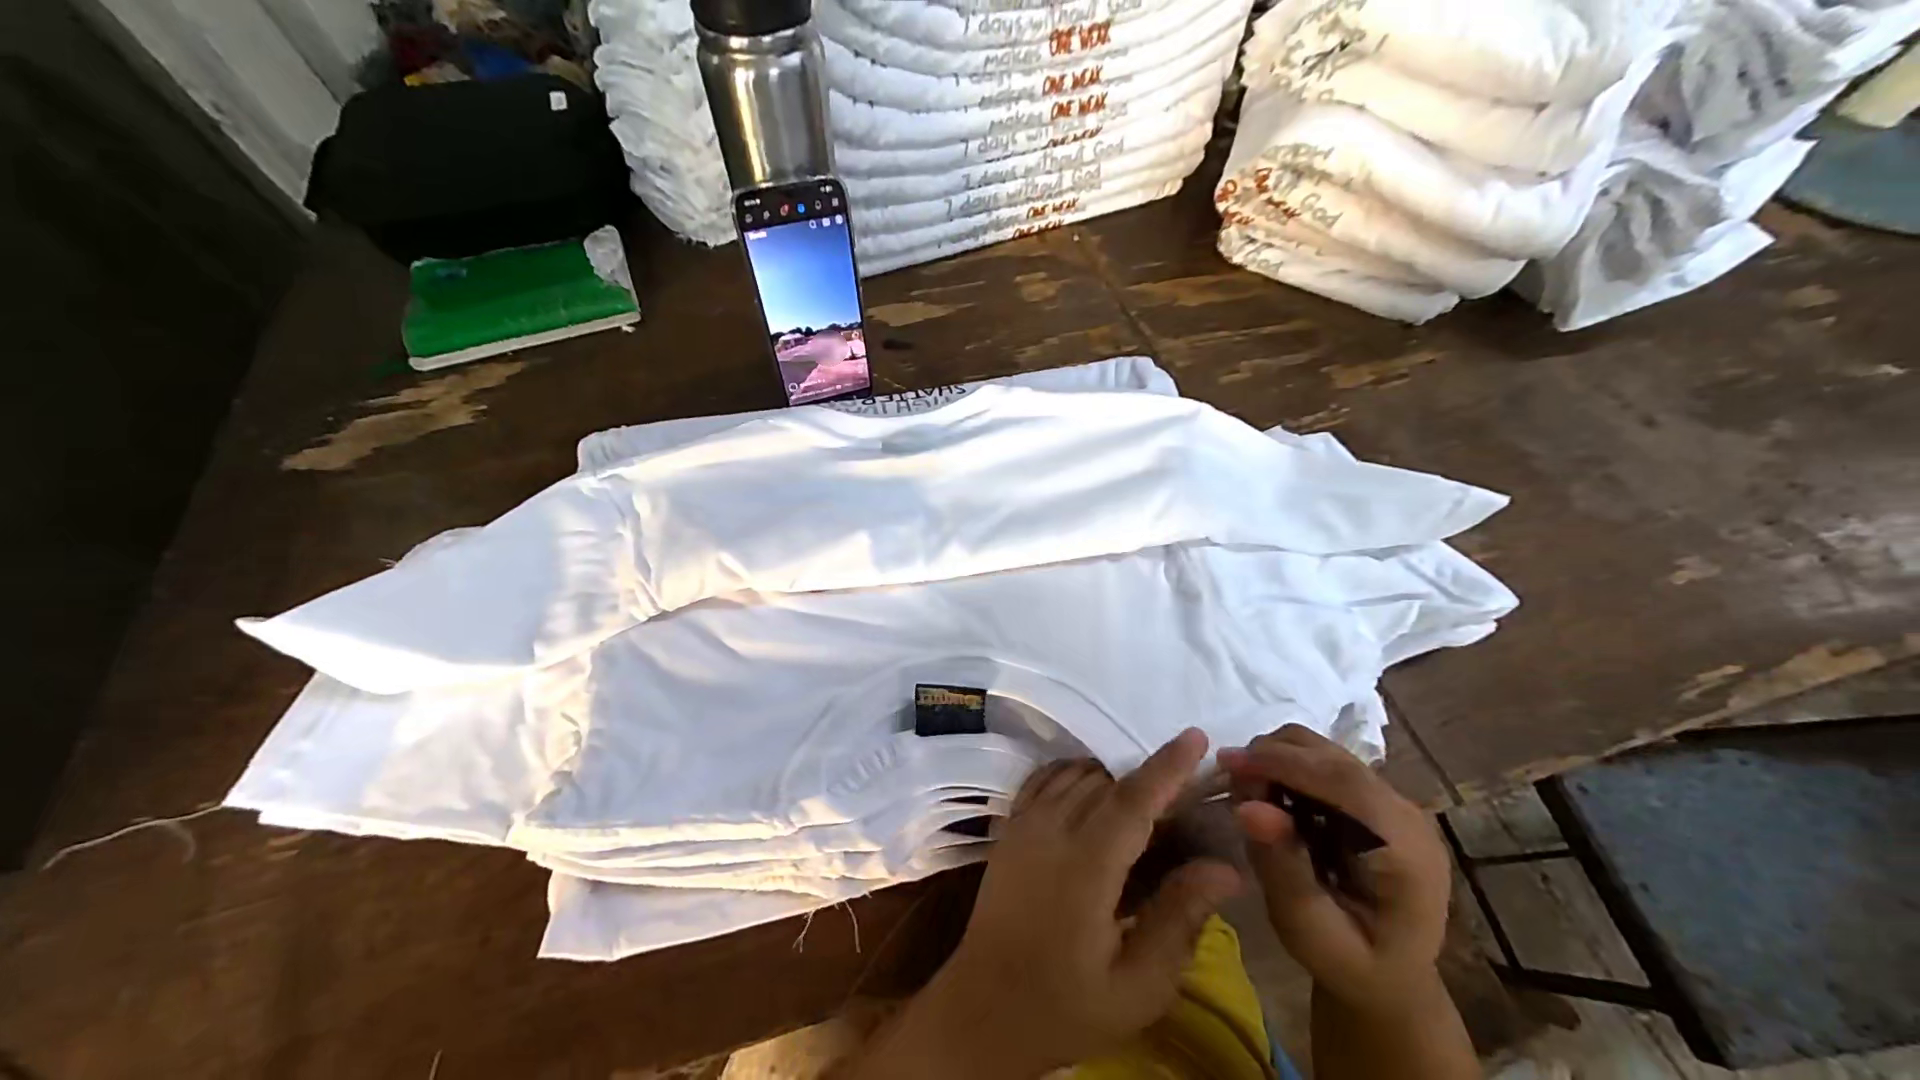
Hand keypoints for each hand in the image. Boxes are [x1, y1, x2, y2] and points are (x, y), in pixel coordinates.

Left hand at [848, 729, 1240, 1078]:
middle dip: (1147, 775)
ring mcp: (1023, 826)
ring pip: (1075, 774)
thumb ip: (1179, 918)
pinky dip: (1073, 773)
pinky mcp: (1008, 830)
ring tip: (1143, 801)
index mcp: (1085, 867)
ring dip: (1112, 775)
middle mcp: (1050, 831)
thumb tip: (1225, 867)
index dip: (1167, 766)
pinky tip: (1092, 792)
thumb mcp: (1138, 985)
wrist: (984, 1008)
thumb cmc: (1066, 1005)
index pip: (1132, 799)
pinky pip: (1044, 780)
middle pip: (1106, 780)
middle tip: (1183, 795)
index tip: (1196, 735)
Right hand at [1219, 725, 1453, 1011]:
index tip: (1228, 764)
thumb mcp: (1309, 931)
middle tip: (1230, 785)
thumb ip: (1283, 869)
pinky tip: (1272, 801)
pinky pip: (1324, 762)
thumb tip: (1247, 808)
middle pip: (1332, 756)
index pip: (1343, 781)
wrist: (1389, 977)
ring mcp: (1394, 802)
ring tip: (1250, 796)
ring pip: (1324, 750)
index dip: (1283, 763)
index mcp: (1405, 851)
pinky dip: (1288, 768)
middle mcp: (1406, 814)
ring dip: (1278, 759)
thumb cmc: (1350, 963)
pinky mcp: (1374, 797)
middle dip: (1273, 756)